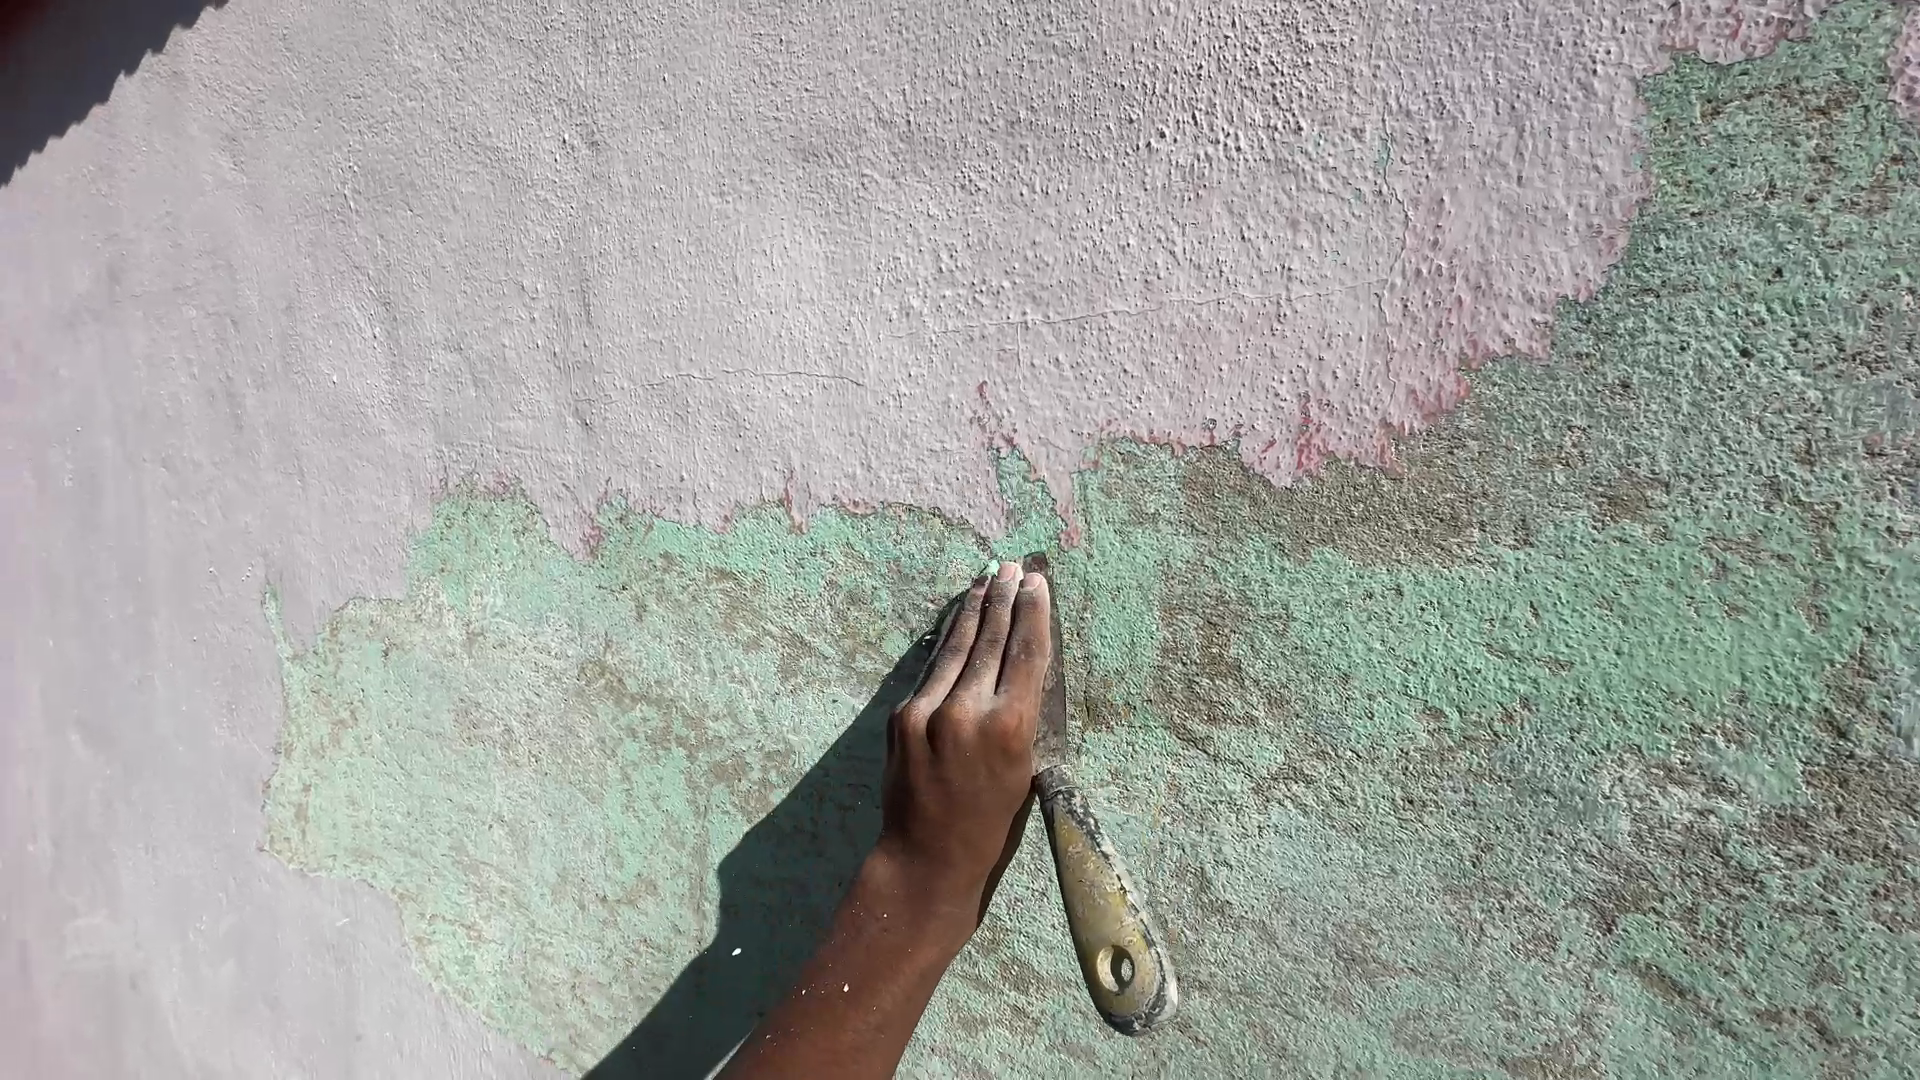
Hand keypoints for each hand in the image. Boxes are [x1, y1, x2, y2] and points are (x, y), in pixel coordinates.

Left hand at [874, 560, 1051, 931]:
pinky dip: (949, 643)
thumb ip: (1022, 713)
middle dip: (1004, 599)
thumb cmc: (992, 823)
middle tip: (1013, 566)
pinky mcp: (901, 716)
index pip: (1025, 653)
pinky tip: (959, 620)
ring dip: (973, 609)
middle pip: (990, 640)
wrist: (925, 859)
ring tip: (987, 579)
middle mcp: (966, 711)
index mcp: (1009, 727)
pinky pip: (933, 670)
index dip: (1033, 613)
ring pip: (957, 647)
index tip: (1037, 582)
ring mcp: (927, 711)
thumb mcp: (1025, 768)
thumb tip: (1022, 661)